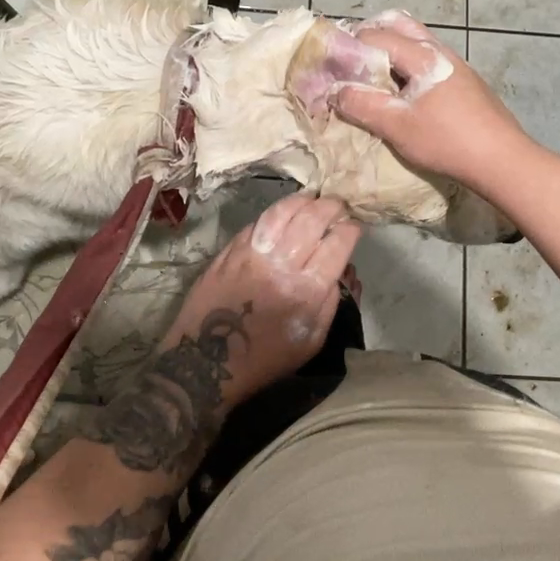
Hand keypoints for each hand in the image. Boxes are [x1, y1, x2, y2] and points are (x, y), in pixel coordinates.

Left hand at [166, 194, 359, 406]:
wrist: (206, 361)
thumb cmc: (265, 358)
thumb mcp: (311, 342)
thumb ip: (331, 303)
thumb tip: (342, 270)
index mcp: (306, 291)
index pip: (337, 245)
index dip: (350, 230)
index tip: (354, 226)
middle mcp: (281, 265)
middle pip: (312, 220)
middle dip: (330, 207)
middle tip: (337, 205)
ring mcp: (252, 253)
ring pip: (282, 212)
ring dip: (302, 201)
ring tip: (312, 199)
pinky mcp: (230, 250)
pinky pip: (257, 221)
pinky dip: (275, 211)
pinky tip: (284, 212)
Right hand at [327, 11, 530, 187]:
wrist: (503, 159)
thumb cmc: (447, 141)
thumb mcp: (397, 127)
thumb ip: (362, 105)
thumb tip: (334, 90)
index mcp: (422, 55)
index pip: (376, 35)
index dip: (350, 46)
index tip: (333, 65)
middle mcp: (440, 50)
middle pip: (399, 25)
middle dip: (371, 36)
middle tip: (352, 61)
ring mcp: (456, 64)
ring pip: (416, 41)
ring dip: (391, 50)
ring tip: (373, 77)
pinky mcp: (464, 81)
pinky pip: (428, 58)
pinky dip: (407, 63)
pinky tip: (403, 92)